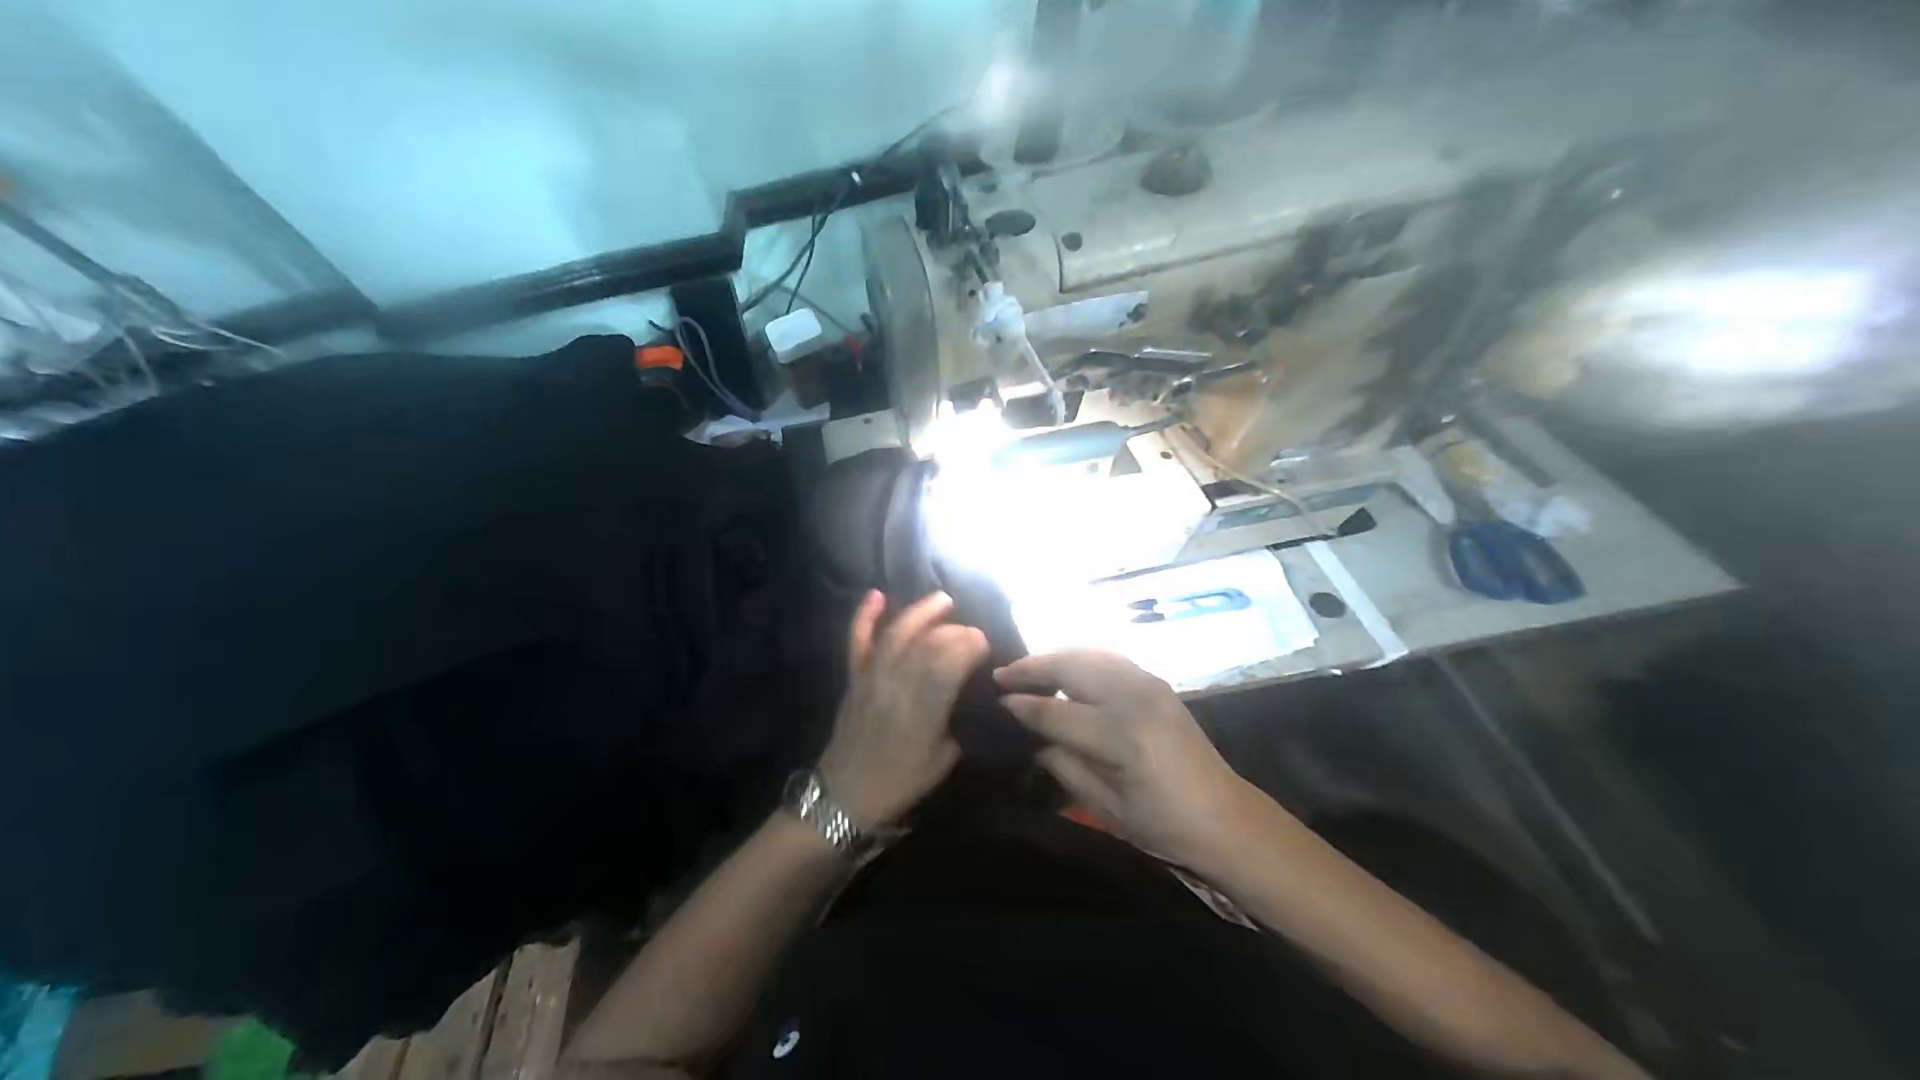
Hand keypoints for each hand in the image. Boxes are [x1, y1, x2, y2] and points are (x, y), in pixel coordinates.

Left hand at [817, 590, 989, 828]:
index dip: (970, 646)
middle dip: (954, 631)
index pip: (950, 664)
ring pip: (897, 636)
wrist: (845, 794)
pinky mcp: (854, 678)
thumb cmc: (899, 782)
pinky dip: (864, 617)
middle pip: (927, 645)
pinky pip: (858, 642)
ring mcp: (872, 678)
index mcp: (923, 710)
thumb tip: (976, 698)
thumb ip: (960, 725)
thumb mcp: (944, 760)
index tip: (985, 643)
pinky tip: (876, 595)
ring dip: (920, 613)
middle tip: (972, 631)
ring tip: (943, 599)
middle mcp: (897, 686)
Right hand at [996, 650, 1257, 865]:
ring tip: (1027, 669)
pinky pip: (1110, 659)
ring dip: (1055, 658)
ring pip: (1089, 655)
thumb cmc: (1163, 825)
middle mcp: (1133, 698)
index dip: (1021, 707)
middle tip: (1002, 674)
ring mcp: (1149, 684)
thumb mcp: (1105, 807)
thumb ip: (1063, 765)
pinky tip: (1066, 671)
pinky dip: (1082, 659)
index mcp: (1120, 736)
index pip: (1055, 712)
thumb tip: (1032, 738)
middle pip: (1071, 667)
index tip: (996, 703)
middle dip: (1032, 668)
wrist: (1226, 818)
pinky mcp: (1158, 682)